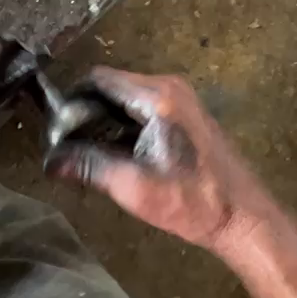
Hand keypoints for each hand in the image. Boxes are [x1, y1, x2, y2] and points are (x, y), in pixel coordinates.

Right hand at [47, 68, 276, 251]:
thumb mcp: (135, 187)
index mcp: (156, 96)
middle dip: (87, 111)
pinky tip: (115, 152)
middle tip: (68, 144)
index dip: (73, 100)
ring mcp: (180, 97)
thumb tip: (50, 162)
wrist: (246, 218)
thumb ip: (89, 166)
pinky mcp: (185, 111)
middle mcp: (168, 85)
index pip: (99, 79)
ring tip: (86, 151)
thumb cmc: (193, 202)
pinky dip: (124, 123)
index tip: (57, 129)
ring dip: (105, 119)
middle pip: (112, 85)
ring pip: (126, 97)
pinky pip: (143, 106)